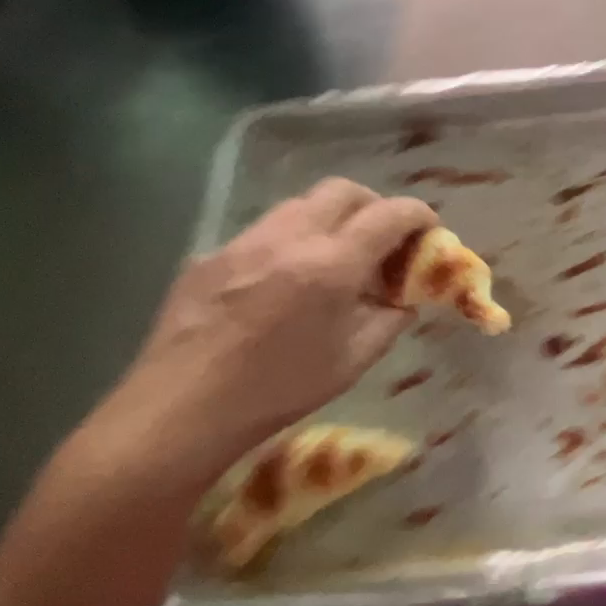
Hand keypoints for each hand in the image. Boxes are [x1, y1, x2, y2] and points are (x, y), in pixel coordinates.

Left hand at [81, 178, 436, 486]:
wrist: (176, 414)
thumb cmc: (276, 392)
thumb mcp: (353, 361)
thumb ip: (390, 319)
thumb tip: (405, 298)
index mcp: (332, 264)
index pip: (391, 213)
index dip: (419, 216)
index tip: (428, 232)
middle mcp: (290, 237)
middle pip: (344, 191)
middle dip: (373, 207)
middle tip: (380, 241)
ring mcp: (244, 242)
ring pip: (301, 205)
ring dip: (329, 220)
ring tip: (331, 261)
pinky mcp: (210, 256)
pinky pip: (263, 232)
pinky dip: (289, 242)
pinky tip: (280, 285)